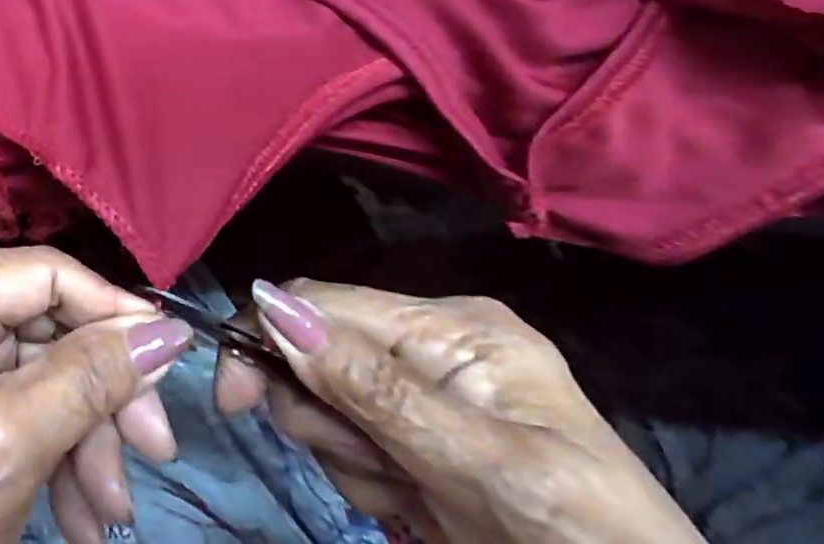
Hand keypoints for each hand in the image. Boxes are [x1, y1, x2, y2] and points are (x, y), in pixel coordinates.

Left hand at [0, 247, 194, 543]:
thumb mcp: (11, 439)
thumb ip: (93, 378)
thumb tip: (171, 332)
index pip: (49, 275)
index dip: (114, 312)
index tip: (172, 354)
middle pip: (56, 328)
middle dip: (104, 397)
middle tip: (155, 447)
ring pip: (54, 370)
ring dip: (90, 438)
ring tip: (111, 507)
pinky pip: (33, 400)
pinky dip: (64, 452)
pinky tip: (83, 512)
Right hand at [214, 279, 703, 543]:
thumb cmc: (589, 539)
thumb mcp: (490, 470)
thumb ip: (377, 389)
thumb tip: (272, 306)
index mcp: (453, 326)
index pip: (328, 303)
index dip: (270, 336)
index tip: (235, 399)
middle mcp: (430, 344)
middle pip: (318, 351)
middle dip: (326, 416)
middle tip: (378, 474)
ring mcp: (421, 394)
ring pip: (325, 402)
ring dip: (349, 458)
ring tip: (414, 503)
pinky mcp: (413, 438)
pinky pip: (348, 442)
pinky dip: (366, 480)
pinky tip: (417, 510)